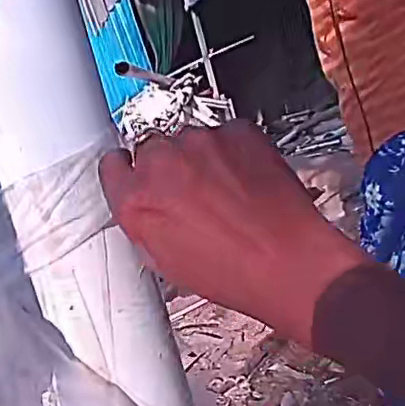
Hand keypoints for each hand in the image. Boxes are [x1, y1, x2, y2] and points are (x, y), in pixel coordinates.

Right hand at [100, 122, 371, 346]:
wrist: (291, 264)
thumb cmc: (237, 274)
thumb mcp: (168, 262)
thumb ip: (145, 223)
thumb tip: (146, 209)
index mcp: (135, 202)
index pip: (113, 166)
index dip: (131, 174)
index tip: (140, 176)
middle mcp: (161, 164)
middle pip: (153, 150)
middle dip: (170, 169)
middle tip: (196, 196)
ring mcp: (201, 143)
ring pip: (190, 140)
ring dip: (203, 159)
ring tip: (229, 195)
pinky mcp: (237, 131)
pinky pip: (226, 134)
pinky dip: (234, 151)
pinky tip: (248, 182)